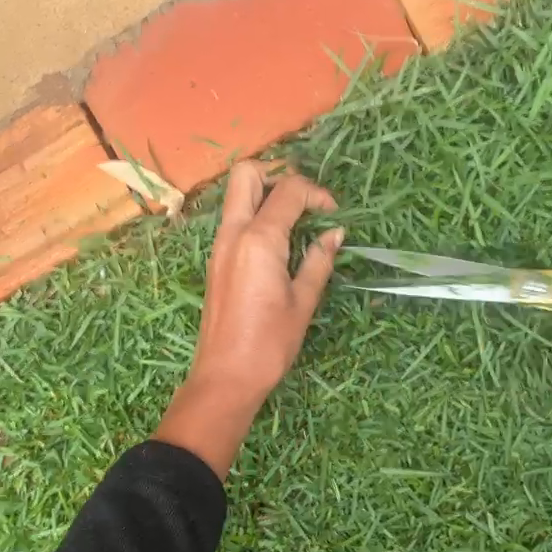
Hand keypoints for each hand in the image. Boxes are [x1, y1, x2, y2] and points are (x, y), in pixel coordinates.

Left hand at [153, 162, 343, 479]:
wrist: (226, 377)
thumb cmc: (269, 344)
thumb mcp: (303, 302)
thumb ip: (318, 261)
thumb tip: (334, 234)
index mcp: (258, 240)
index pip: (289, 191)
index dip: (317, 194)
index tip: (335, 215)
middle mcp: (233, 233)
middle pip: (247, 174)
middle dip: (278, 174)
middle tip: (304, 200)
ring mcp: (220, 246)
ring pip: (237, 196)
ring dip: (266, 195)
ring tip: (297, 221)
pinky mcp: (216, 262)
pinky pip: (234, 221)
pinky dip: (256, 217)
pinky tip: (280, 244)